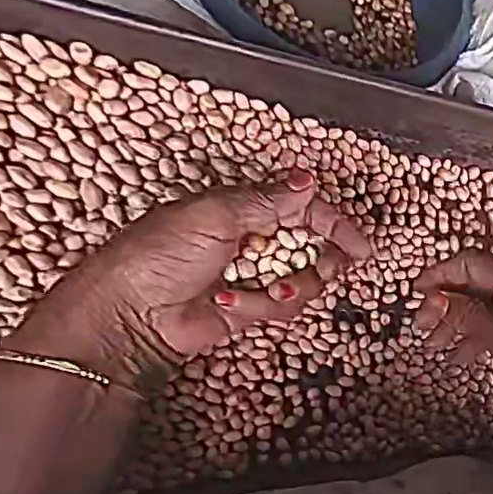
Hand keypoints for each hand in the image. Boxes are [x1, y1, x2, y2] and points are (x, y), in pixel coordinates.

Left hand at [6, 172, 372, 388]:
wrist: (132, 312)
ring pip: (306, 281)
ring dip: (290, 287)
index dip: (336, 226)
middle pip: (316, 247)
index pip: (307, 211)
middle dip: (322, 261)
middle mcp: (257, 240)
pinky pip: (284, 306)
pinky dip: (262, 304)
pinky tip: (231, 301)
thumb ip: (267, 201)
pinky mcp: (255, 305)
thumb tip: (307, 181)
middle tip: (324, 269)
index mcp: (247, 209)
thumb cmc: (159, 254)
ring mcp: (258, 274)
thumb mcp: (214, 216)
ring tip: (267, 289)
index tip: (360, 246)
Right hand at [411, 251, 492, 402]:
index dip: (439, 275)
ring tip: (434, 343)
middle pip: (472, 283)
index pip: (471, 264)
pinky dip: (473, 333)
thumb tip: (438, 300)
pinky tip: (457, 355)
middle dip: (444, 303)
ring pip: (479, 302)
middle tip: (422, 325)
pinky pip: (492, 318)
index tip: (415, 291)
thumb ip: (471, 318)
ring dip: (454, 321)